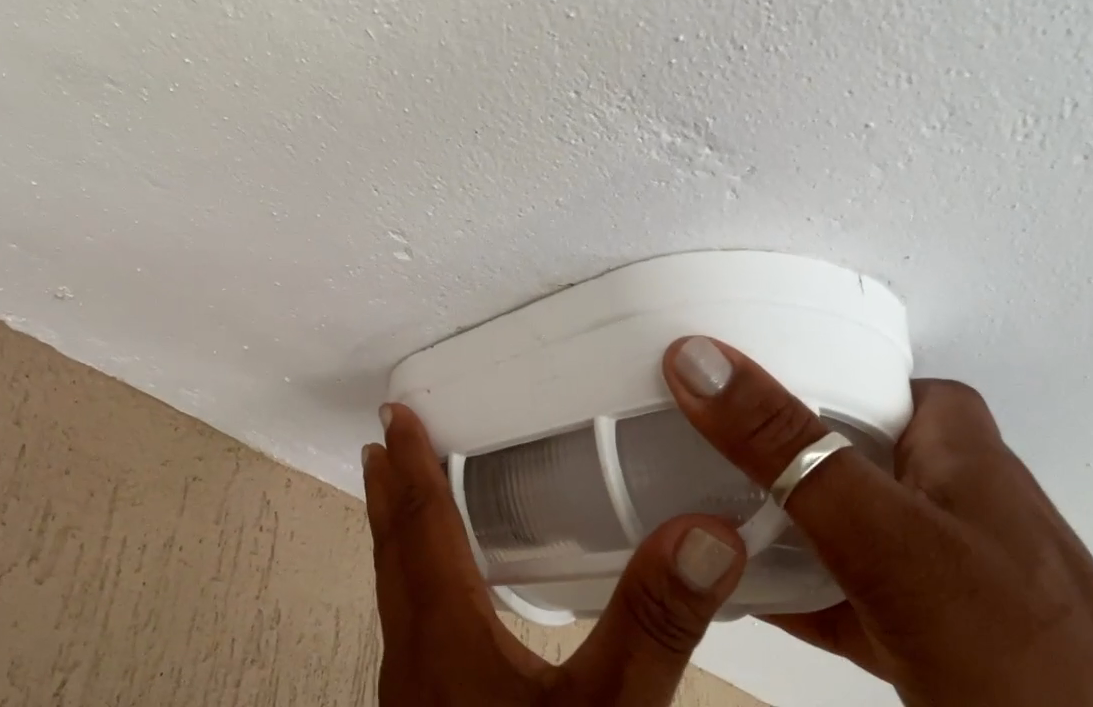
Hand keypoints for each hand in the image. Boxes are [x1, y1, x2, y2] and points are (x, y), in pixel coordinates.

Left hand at [363, 403, 746, 705]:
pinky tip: (451, 607)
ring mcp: (416, 698)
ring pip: (396, 592)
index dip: (413, 464)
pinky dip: (416, 584)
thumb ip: (655, 619)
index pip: (421, 525)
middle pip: (393, 552)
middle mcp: (416, 659)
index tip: (395, 414)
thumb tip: (706, 531)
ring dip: (399, 538)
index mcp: (446, 635)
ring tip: (408, 503)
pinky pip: (411, 627)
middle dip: (390, 493)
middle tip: (386, 444)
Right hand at [662, 335, 1092, 706]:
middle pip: (853, 449)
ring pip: (843, 523)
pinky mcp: (930, 642)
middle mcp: (957, 508)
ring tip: (709, 503)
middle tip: (709, 437)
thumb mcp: (885, 537)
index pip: (888, 381)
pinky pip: (841, 592)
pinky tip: (743, 589)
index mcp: (963, 459)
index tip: (741, 371)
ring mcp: (946, 580)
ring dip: (779, 515)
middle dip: (781, 444)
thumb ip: (788, 448)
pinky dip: (790, 585)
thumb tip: (699, 360)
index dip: (819, 368)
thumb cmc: (1023, 661)